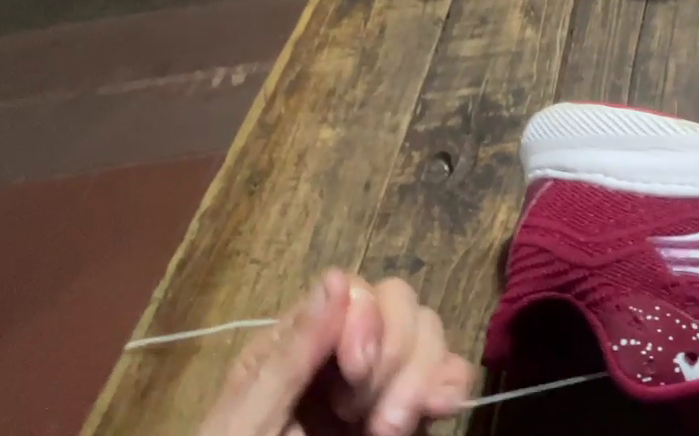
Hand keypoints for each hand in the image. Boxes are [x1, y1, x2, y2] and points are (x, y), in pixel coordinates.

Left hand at [198, 269, 475, 435]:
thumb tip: (336, 278)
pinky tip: (438, 411)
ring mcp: (382, 379)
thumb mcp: (247, 427)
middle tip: (370, 417)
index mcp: (296, 346)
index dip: (366, 319)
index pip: (353, 290)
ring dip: (420, 377)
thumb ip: (290, 357)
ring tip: (388, 433)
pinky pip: (452, 370)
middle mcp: (344, 351)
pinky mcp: (414, 408)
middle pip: (400, 302)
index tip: (356, 370)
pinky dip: (451, 384)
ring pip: (430, 329)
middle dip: (396, 353)